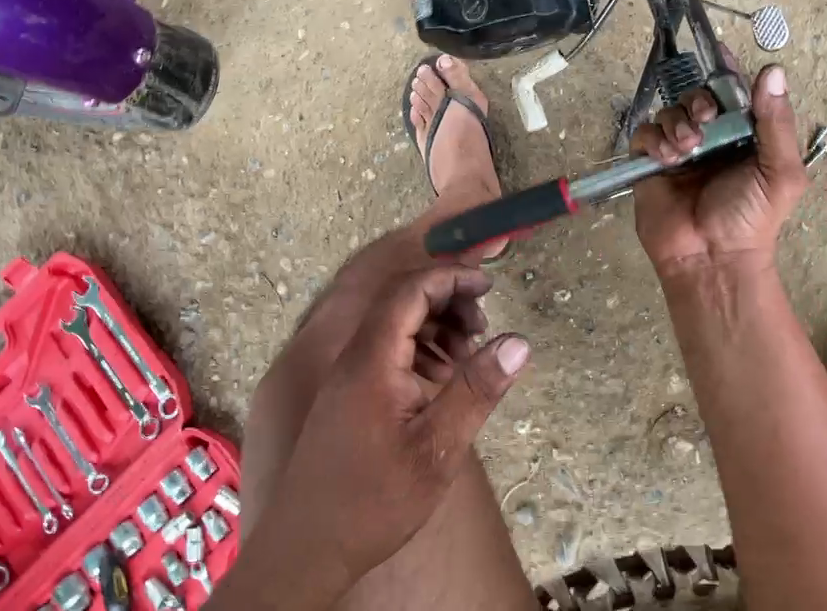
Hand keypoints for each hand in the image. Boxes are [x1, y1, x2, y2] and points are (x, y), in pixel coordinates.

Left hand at [235, 266, 529, 608]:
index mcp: (372, 359)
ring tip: (469, 354)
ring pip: (395, 325)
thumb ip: (476, 389)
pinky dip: (420, 351)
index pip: (410, 290)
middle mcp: (355, 357)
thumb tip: (519, 343)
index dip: (450, 277)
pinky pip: (388, 351)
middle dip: (448, 300)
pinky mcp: (349, 396)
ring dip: (436, 326)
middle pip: (402, 301)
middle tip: (483, 325)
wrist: (307, 550)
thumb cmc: (375, 500)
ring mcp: (348, 376)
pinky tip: (443, 378)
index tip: (488, 285)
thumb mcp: (437, 447)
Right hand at [631, 64, 805, 279]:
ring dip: (679, 122)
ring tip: (689, 148)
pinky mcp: (650, 162)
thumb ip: (777, 122)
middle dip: (700, 100)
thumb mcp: (780, 171)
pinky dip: (656, 138)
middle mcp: (712, 136)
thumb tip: (773, 70)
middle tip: (706, 119)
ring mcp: (679, 148)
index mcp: (745, 135)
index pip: (735, 92)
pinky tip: (669, 158)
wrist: (713, 258)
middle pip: (698, 95)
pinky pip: (645, 132)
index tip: (718, 54)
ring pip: (670, 110)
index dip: (727, 72)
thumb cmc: (752, 217)